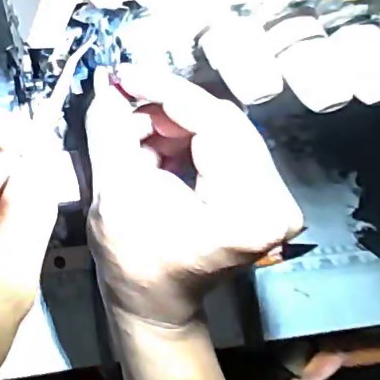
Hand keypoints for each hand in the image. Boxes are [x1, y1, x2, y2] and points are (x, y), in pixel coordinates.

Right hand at [84, 65, 302, 331]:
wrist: (155, 304)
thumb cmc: (136, 269)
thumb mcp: (114, 194)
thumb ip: (109, 132)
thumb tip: (105, 87)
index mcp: (247, 210)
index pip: (213, 123)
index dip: (162, 92)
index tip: (125, 75)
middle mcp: (273, 200)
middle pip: (220, 122)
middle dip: (162, 106)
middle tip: (120, 98)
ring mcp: (270, 195)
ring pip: (217, 128)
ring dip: (168, 122)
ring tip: (128, 132)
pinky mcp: (257, 191)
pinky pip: (219, 144)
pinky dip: (179, 137)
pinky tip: (148, 145)